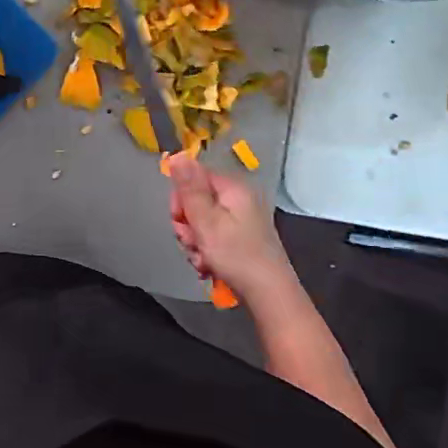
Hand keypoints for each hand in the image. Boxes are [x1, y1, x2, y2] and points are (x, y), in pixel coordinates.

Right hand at [166, 151, 295, 296]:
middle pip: (196, 202)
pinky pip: (213, 237)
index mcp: (233, 189)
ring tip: (203, 259)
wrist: (269, 293)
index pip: (193, 178)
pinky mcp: (242, 238)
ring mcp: (242, 220)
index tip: (180, 220)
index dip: (181, 199)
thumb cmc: (235, 254)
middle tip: (193, 242)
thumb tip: (178, 154)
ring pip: (201, 223)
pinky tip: (209, 265)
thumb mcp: (205, 220)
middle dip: (187, 225)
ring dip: (194, 242)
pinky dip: (206, 250)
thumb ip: (189, 188)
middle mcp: (239, 200)